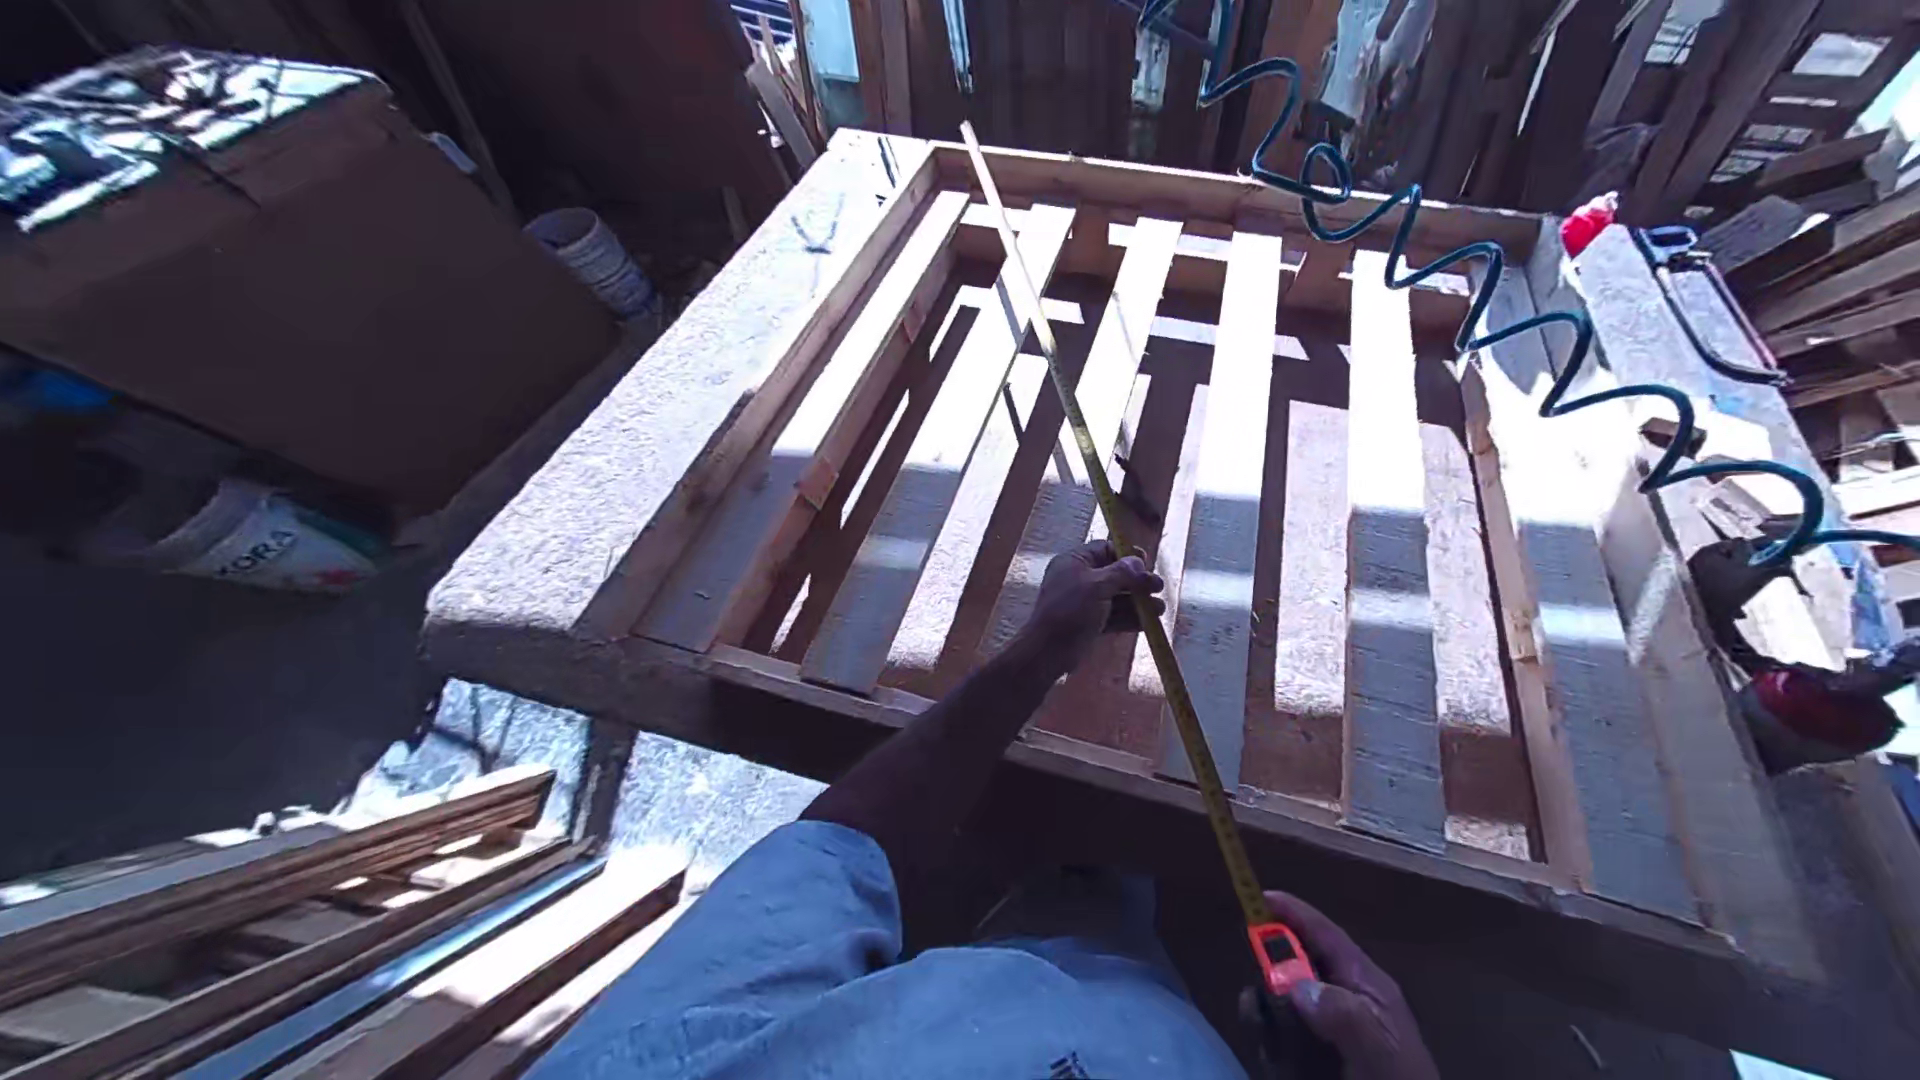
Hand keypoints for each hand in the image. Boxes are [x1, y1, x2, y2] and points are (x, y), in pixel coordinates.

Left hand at [1015, 540, 1164, 674]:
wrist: (1049, 650)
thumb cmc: (1070, 610)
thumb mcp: (1097, 586)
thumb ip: (1121, 573)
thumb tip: (1138, 561)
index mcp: (1074, 561)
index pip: (1104, 549)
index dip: (1126, 554)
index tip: (1146, 562)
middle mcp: (1079, 578)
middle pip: (1114, 574)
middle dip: (1138, 580)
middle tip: (1158, 586)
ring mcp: (1085, 602)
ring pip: (1117, 597)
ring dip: (1139, 601)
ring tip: (1160, 609)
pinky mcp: (1090, 622)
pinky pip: (1114, 615)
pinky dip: (1130, 617)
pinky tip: (1149, 622)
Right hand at [1258, 890, 1438, 1079]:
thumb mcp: (1383, 1056)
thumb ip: (1346, 1017)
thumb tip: (1297, 986)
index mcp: (1365, 985)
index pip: (1324, 933)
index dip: (1292, 912)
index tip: (1256, 897)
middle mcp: (1340, 998)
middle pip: (1294, 961)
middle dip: (1272, 969)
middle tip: (1263, 989)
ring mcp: (1322, 1029)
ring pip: (1278, 998)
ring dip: (1267, 1014)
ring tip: (1277, 1045)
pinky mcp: (1308, 1057)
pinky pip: (1274, 1034)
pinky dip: (1268, 1043)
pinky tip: (1279, 1064)